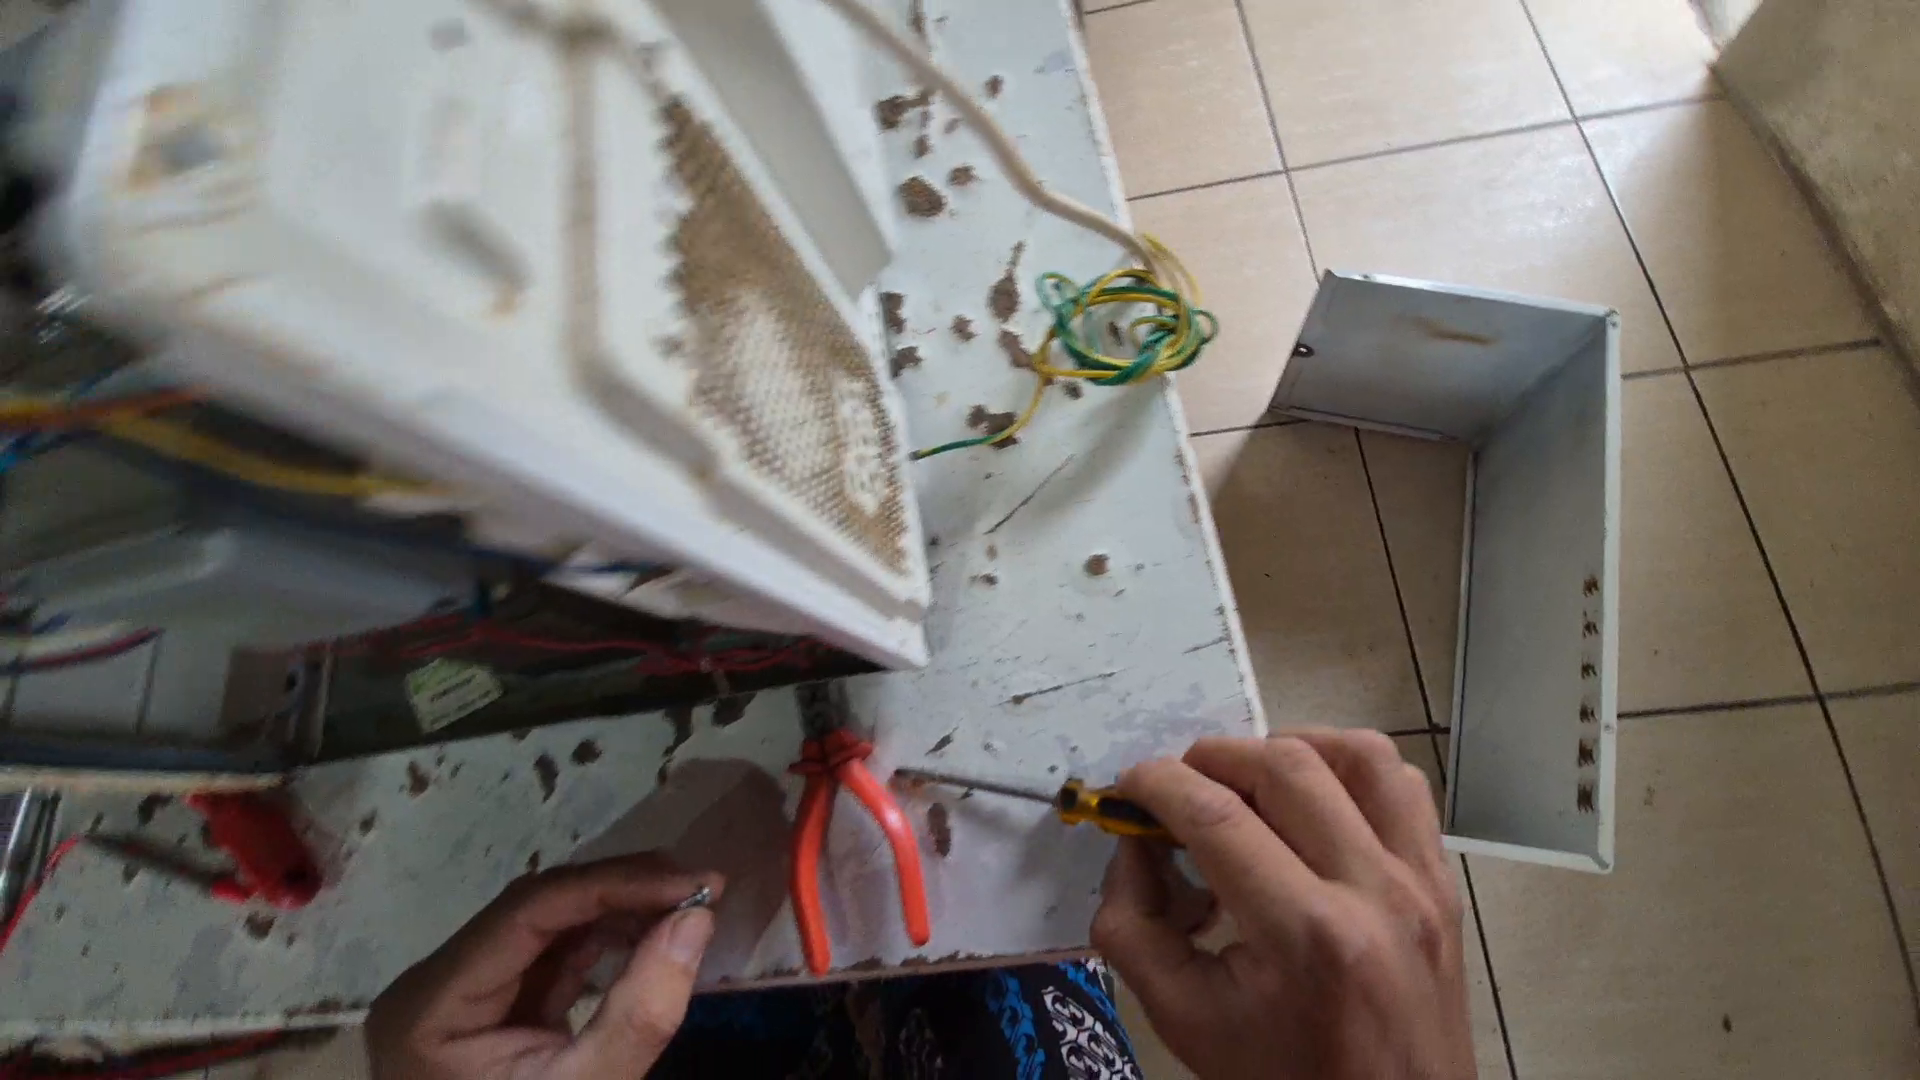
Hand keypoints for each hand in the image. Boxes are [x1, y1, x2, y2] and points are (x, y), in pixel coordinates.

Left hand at [367, 854, 722, 1079]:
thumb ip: (641, 1012)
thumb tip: (698, 916)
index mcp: (431, 1004)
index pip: (531, 909)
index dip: (617, 884)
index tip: (693, 884)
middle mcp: (439, 980)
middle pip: (542, 905)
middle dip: (627, 889)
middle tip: (702, 887)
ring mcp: (467, 990)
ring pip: (556, 919)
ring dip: (626, 907)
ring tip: (689, 907)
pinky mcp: (499, 1004)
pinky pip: (560, 949)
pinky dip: (614, 936)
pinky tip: (656, 933)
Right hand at [1092, 732, 1474, 1079]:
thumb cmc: (1277, 1078)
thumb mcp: (1177, 1013)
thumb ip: (1131, 917)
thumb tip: (1136, 840)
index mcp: (1305, 935)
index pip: (1215, 816)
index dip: (1157, 783)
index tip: (1129, 788)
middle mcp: (1374, 892)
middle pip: (1282, 766)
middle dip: (1210, 758)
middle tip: (1180, 789)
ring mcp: (1421, 882)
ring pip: (1355, 754)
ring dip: (1283, 749)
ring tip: (1247, 784)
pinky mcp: (1443, 881)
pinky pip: (1401, 783)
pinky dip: (1347, 766)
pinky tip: (1310, 800)